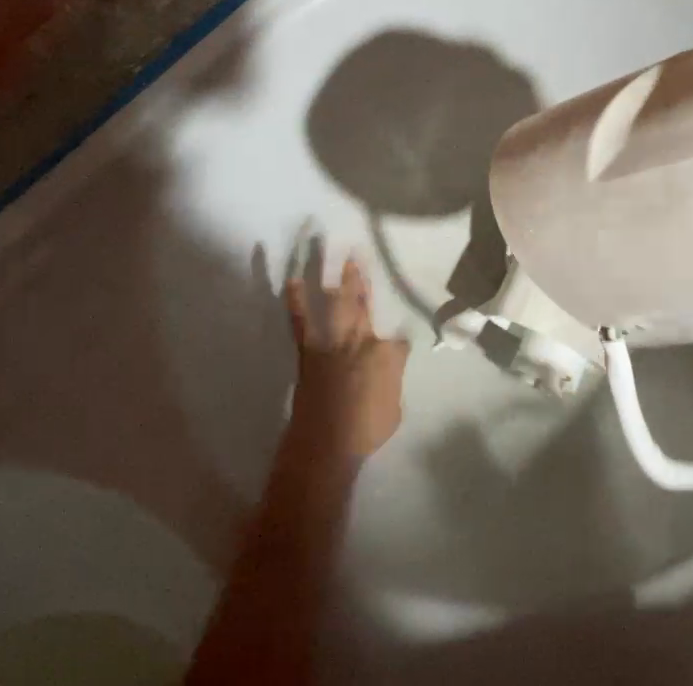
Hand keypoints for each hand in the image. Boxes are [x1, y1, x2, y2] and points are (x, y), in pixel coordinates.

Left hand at [286, 257, 409, 458]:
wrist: (326, 442)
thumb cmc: (365, 429)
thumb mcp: (393, 408)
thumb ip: (392, 380)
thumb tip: (390, 366)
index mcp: (386, 354)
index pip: (399, 342)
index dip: (399, 347)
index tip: (398, 351)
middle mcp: (360, 339)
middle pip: (361, 302)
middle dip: (359, 277)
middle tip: (355, 250)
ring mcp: (331, 342)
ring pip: (333, 302)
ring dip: (331, 275)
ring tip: (328, 249)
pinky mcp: (309, 351)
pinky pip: (301, 321)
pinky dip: (296, 301)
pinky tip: (293, 282)